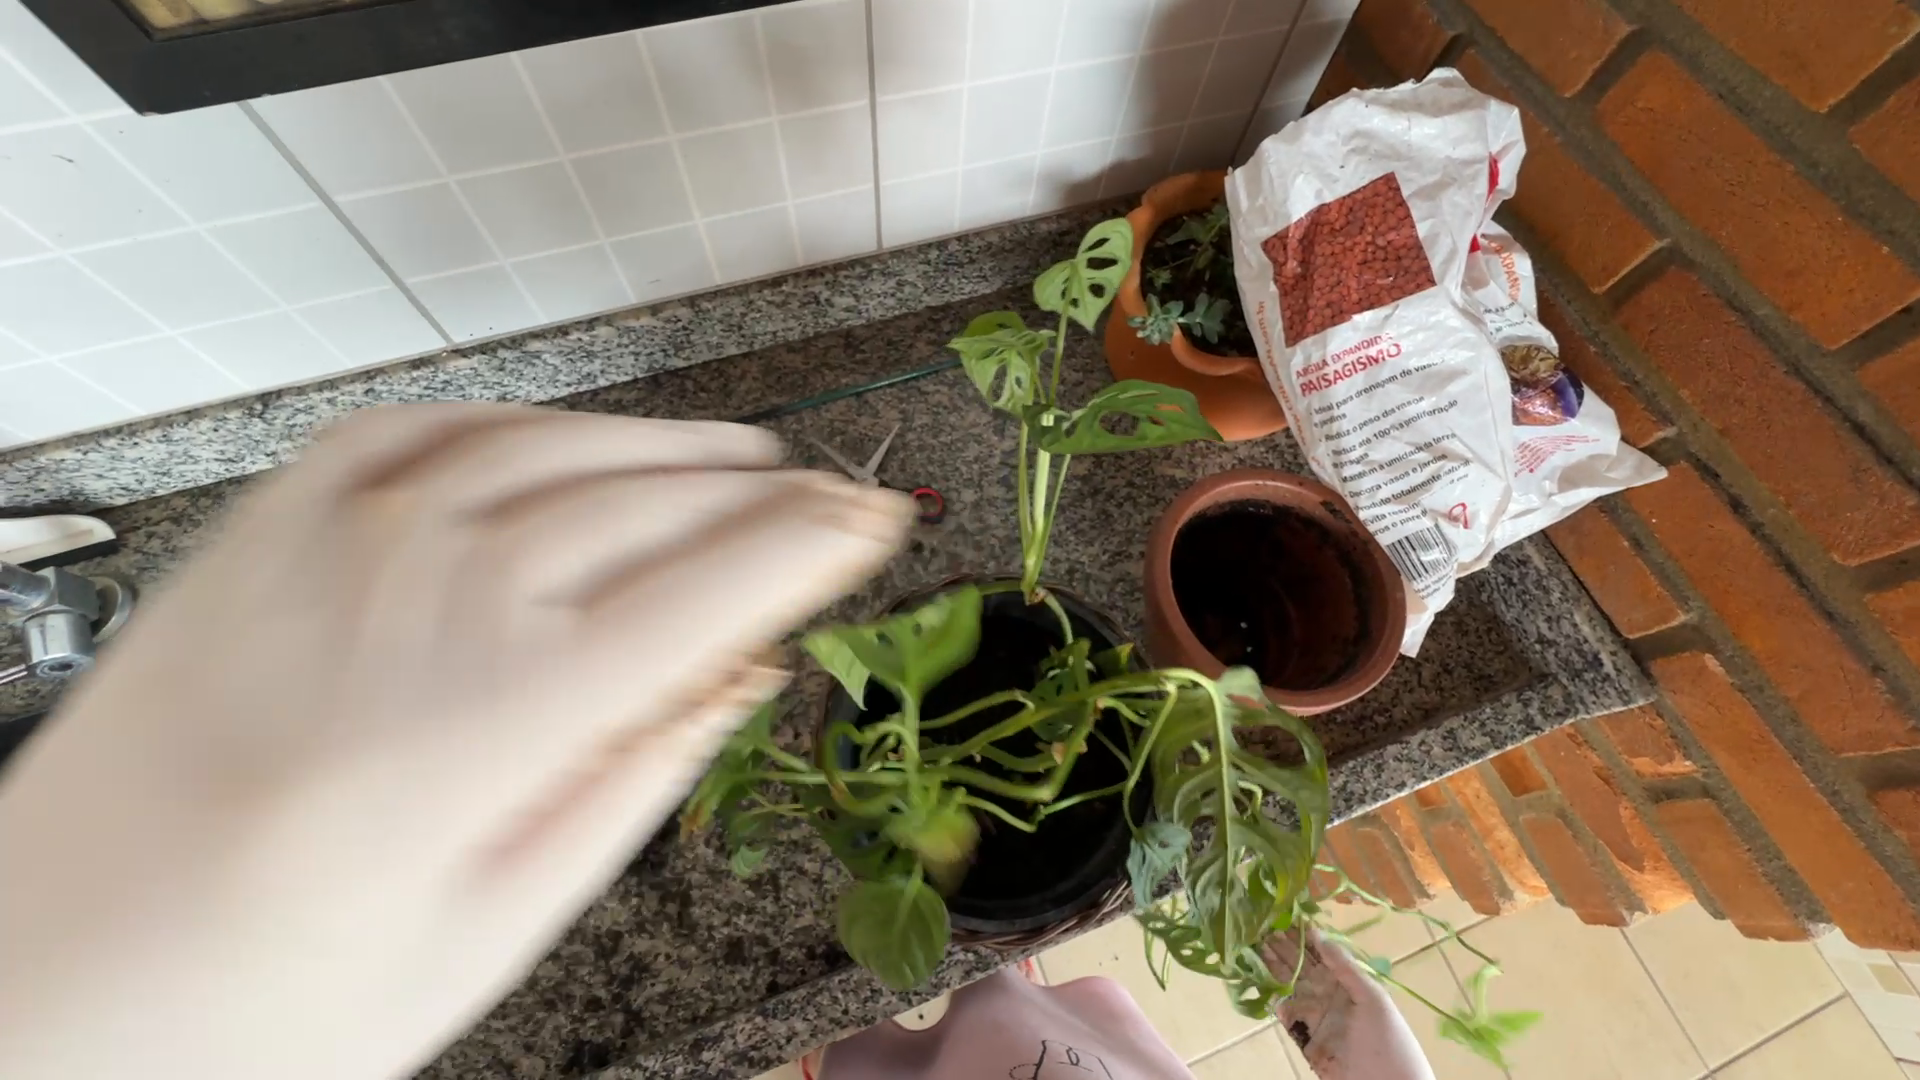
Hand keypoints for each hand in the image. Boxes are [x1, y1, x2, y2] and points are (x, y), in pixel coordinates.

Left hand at [0, 405, 910, 1079]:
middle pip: (663, 506)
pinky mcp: (288, 511)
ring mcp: (348, 534)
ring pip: (575, 447)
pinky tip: (602, 441)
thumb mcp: (505, 919)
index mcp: (498, 718)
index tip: (878, 525)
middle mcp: (431, 594)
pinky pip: (455, 426)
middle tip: (835, 498)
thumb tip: (751, 668)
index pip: (720, 589)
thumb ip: (648, 771)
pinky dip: (553, 424)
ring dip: (685, 451)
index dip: (818, 547)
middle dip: (775, 499)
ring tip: (753, 462)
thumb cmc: (272, 1008)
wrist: (9, 1002)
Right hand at [1263, 928, 1435, 1079]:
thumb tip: (1317, 933)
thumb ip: (1346, 967)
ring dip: (1271, 965)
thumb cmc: (1389, 1043)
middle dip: (1280, 946)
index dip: (1301, 936)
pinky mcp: (1303, 1037)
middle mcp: (1327, 996)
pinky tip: (1257, 977)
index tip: (1282, 916)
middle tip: (1260, 925)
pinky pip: (1284, 1012)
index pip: (1320, 954)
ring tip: (1254, 944)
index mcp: (1347, 984)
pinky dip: (1270, 995)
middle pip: (1299, 966)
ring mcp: (1314, 1016)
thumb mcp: (1374, 1000)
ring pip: (1287, 984)